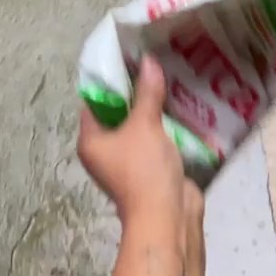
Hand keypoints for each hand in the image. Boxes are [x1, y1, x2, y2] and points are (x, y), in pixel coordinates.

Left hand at [78, 56, 199, 232]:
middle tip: (156, 73)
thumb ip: (147, 93)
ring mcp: (129, 165)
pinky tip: (183, 116)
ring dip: (155, 115)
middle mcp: (105, 153)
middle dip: (138, 97)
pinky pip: (157, 146)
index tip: (132, 64)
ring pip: (140, 132)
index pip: (95, 103)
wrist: (167, 215)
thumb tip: (148, 61)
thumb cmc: (144, 169)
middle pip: (119, 117)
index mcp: (92, 141)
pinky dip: (167, 133)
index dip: (112, 83)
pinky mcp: (151, 173)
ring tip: (173, 90)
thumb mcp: (144, 124)